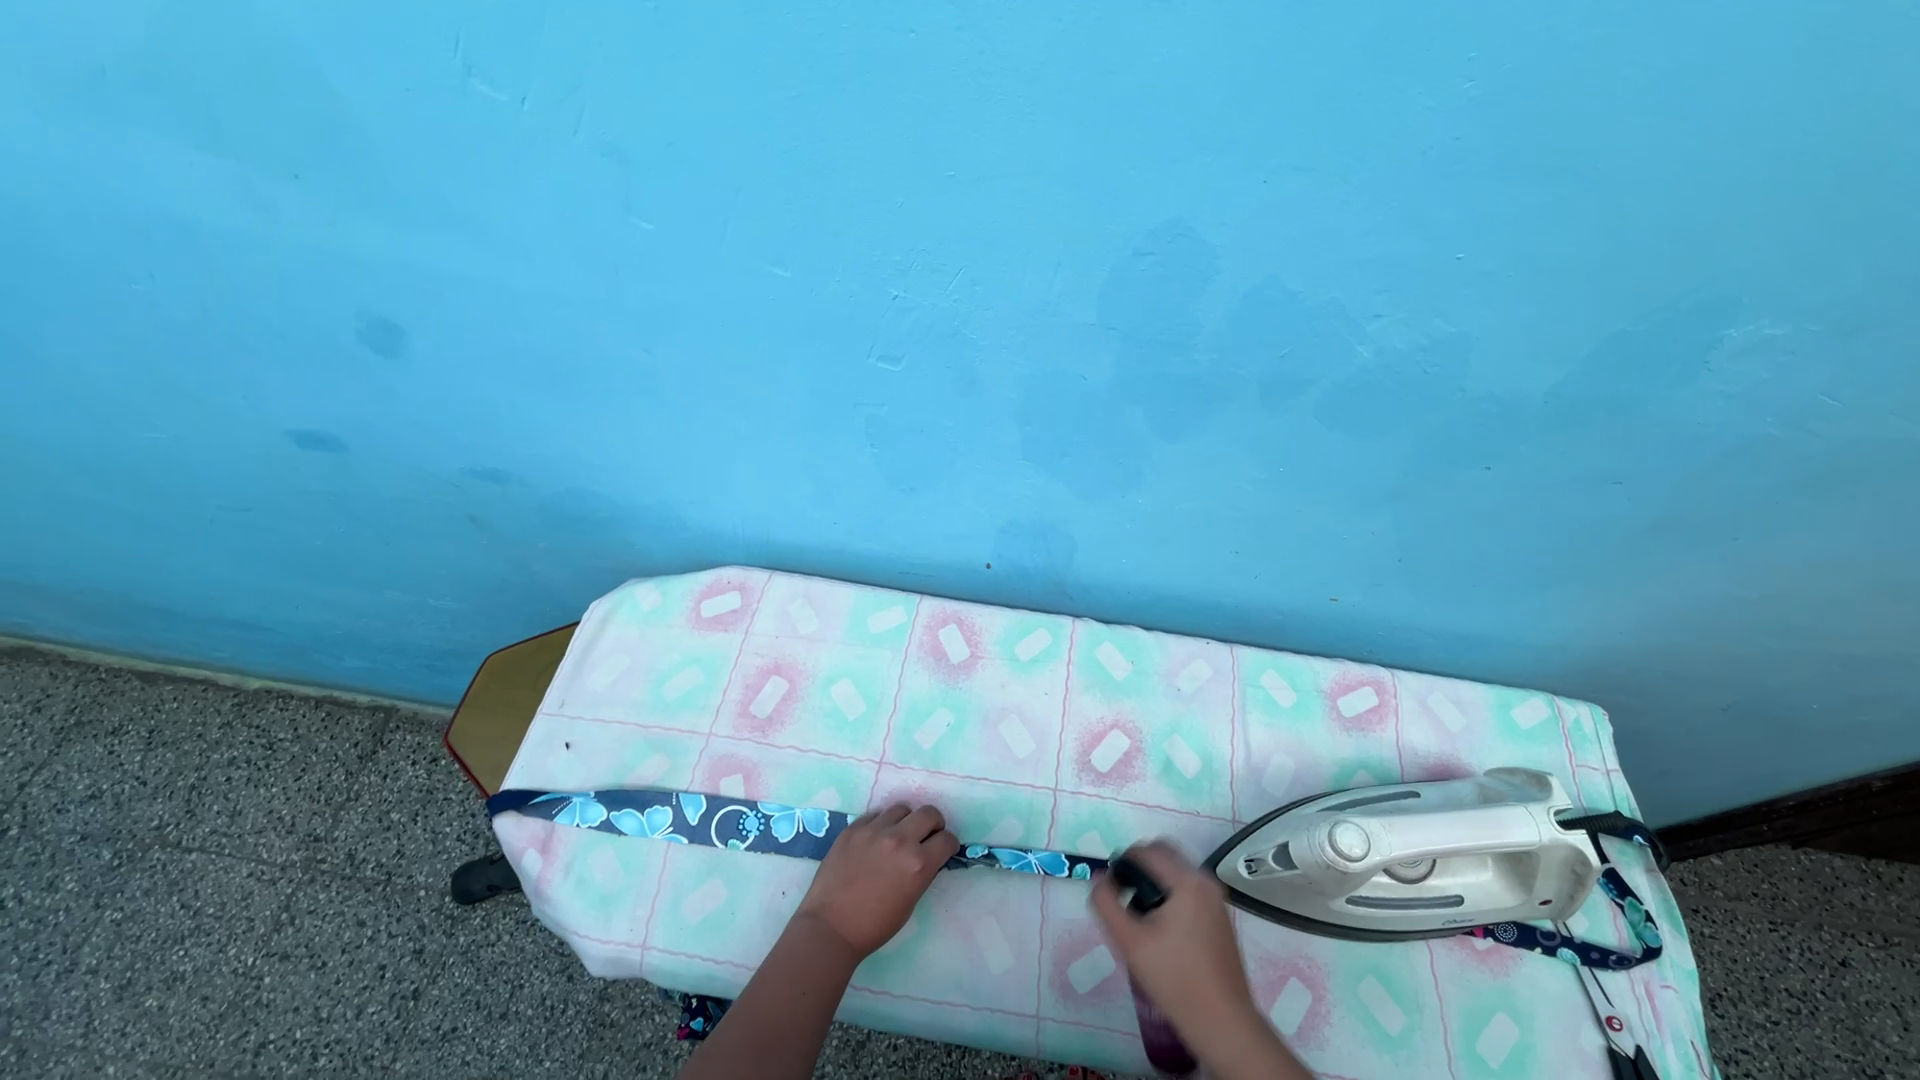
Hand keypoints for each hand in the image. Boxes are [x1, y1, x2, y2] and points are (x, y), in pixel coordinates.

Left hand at [794, 803, 959, 958]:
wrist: (831, 927)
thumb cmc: (875, 925)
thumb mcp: (911, 901)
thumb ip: (923, 873)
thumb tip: (927, 856)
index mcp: (918, 863)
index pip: (947, 839)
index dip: (948, 845)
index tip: (943, 850)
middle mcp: (899, 840)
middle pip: (928, 813)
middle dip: (933, 824)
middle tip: (926, 837)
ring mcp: (873, 831)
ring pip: (901, 809)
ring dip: (905, 821)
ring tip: (897, 836)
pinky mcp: (852, 829)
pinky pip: (875, 815)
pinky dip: (881, 824)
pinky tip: (875, 840)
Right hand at [1090, 840, 1261, 1040]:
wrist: (1221, 1021)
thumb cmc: (1174, 979)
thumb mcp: (1128, 941)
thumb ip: (1106, 902)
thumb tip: (1099, 877)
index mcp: (1187, 881)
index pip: (1145, 850)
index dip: (1121, 862)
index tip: (1110, 889)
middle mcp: (1206, 881)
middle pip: (1163, 854)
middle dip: (1138, 868)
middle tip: (1122, 898)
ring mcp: (1216, 899)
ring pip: (1175, 872)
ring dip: (1153, 882)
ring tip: (1139, 917)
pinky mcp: (1219, 916)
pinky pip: (1188, 889)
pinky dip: (1169, 894)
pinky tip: (1160, 929)